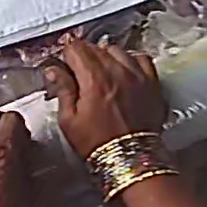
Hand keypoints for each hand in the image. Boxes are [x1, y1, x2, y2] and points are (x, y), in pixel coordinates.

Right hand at [41, 37, 167, 157]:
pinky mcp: (152, 83)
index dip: (67, 50)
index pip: (76, 49)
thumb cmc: (98, 143)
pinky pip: (141, 58)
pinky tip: (124, 68)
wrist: (130, 159)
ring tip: (100, 68)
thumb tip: (54, 70)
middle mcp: (117, 72)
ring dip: (105, 55)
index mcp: (93, 80)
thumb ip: (63, 90)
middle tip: (77, 66)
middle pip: (96, 47)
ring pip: (117, 50)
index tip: (64, 56)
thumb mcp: (69, 120)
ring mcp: (137, 76)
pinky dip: (130, 59)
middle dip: (84, 53)